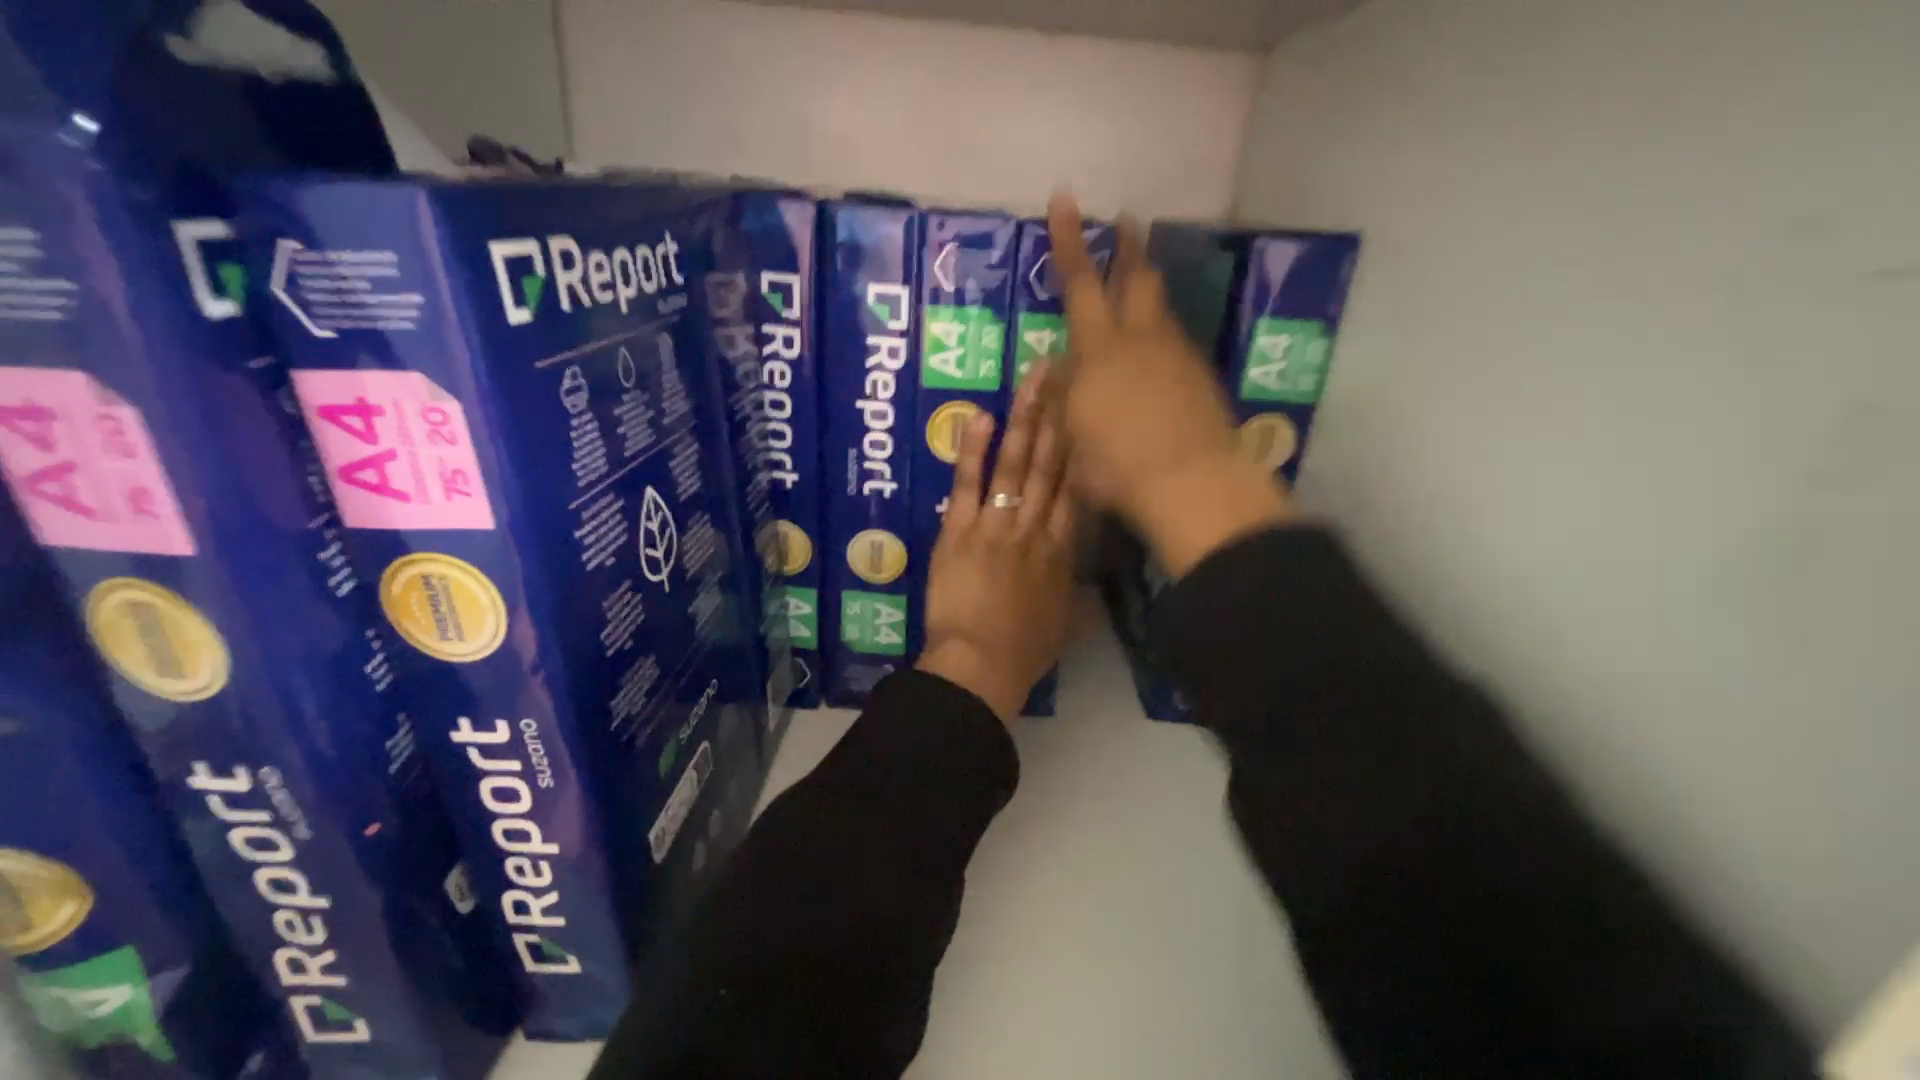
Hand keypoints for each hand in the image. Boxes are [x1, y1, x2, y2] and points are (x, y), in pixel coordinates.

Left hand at [916, 373, 1077, 723]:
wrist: (982, 666)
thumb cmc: (1024, 653)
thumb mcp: (1065, 626)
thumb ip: (1081, 600)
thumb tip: (1099, 591)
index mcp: (1062, 552)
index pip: (1076, 488)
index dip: (1083, 447)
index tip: (1089, 411)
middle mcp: (1035, 529)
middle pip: (1051, 464)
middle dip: (1060, 415)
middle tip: (1067, 371)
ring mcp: (996, 526)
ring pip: (1015, 465)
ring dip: (1025, 419)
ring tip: (1035, 377)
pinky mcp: (958, 532)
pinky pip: (967, 485)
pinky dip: (972, 451)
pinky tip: (980, 416)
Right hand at [1047, 195, 1294, 576]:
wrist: (1191, 485)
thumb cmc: (1116, 467)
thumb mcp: (1072, 436)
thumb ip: (1067, 397)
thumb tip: (1064, 369)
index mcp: (1099, 349)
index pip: (1081, 282)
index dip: (1069, 240)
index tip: (1066, 198)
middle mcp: (1140, 340)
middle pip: (1137, 278)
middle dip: (1128, 246)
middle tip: (1126, 221)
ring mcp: (1176, 356)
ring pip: (1160, 308)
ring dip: (1147, 289)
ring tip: (1138, 283)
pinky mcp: (1200, 379)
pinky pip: (1175, 343)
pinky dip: (1161, 335)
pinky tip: (1155, 355)